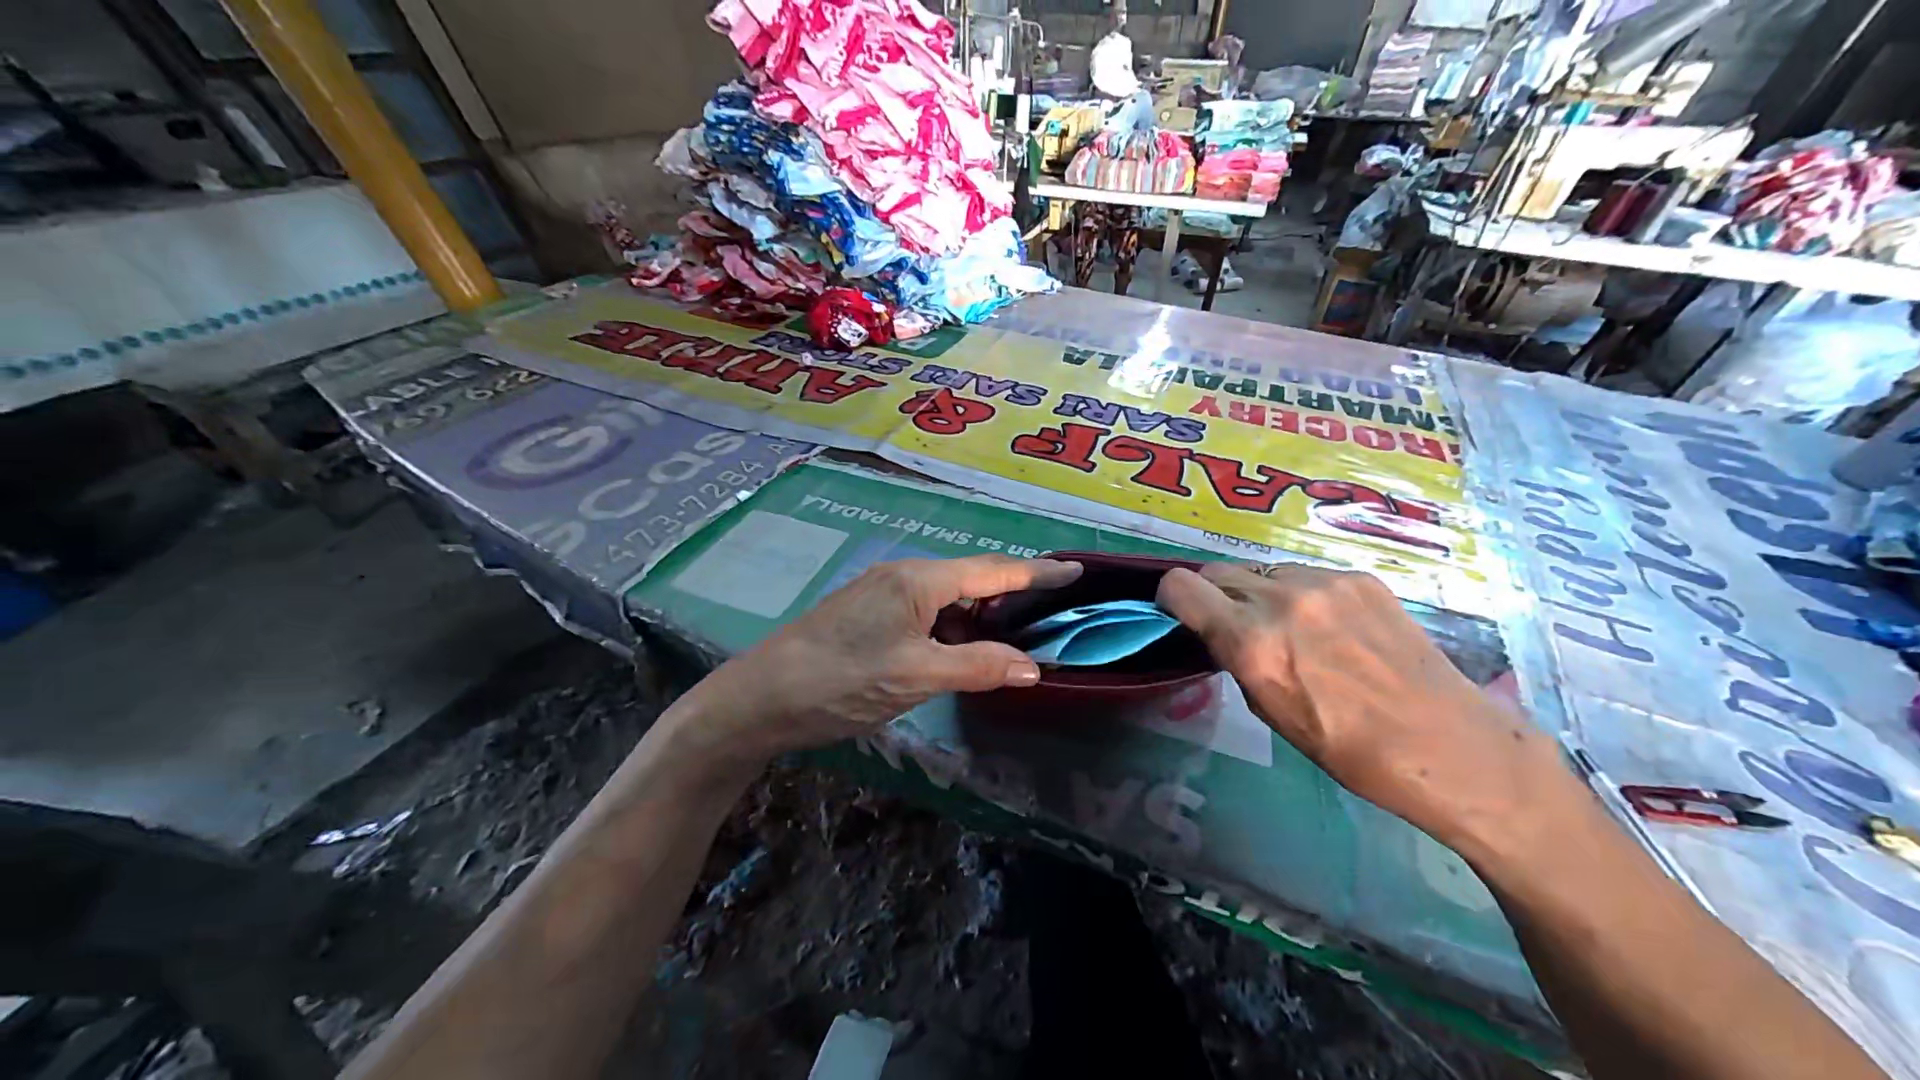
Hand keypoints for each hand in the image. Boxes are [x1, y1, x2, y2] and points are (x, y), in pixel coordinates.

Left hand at [666, 556, 1082, 768]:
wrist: (760, 698)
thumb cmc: (841, 682)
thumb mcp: (916, 676)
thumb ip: (978, 667)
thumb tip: (1033, 667)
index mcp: (918, 579)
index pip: (993, 571)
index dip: (1037, 575)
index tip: (1075, 573)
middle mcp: (902, 576)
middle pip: (971, 579)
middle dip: (1013, 593)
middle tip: (1054, 611)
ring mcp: (880, 595)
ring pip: (946, 597)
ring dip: (982, 613)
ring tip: (1018, 632)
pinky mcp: (866, 616)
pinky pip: (925, 612)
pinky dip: (953, 627)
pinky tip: (963, 648)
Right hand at [1157, 562, 1571, 849]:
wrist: (1447, 744)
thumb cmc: (1347, 748)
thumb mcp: (1269, 709)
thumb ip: (1236, 657)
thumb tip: (1223, 631)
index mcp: (1251, 641)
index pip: (1180, 586)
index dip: (1171, 599)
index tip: (1180, 615)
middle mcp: (1281, 598)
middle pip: (1218, 571)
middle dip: (1215, 596)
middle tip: (1235, 627)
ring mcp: (1325, 581)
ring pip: (1263, 570)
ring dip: (1259, 592)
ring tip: (1291, 628)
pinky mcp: (1360, 577)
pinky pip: (1306, 574)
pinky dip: (1301, 594)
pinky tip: (1332, 628)